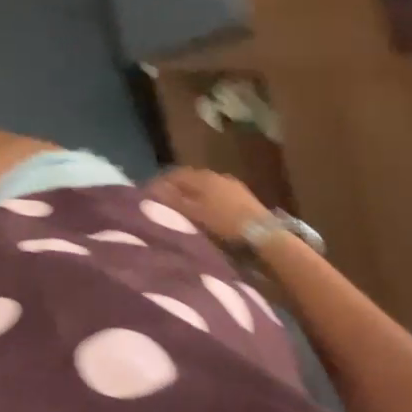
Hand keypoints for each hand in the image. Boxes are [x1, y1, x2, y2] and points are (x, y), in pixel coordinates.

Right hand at [148, 168, 269, 240]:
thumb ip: (171, 200)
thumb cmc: (224, 224)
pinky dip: (206, 203)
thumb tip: (150, 189)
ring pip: (204, 189)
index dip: (158, 184)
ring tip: (182, 212)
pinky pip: (217, 197)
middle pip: (190, 180)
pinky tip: (204, 216)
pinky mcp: (244, 200)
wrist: (265, 237)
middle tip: (162, 205)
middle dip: (175, 190)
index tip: (147, 196)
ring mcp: (233, 187)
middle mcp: (217, 176)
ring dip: (192, 197)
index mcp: (202, 177)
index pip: (174, 174)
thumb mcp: (192, 214)